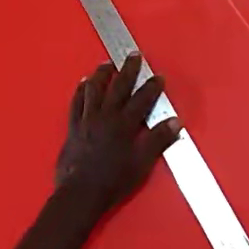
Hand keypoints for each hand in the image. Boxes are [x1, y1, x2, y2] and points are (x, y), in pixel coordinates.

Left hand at [51, 54, 181, 227]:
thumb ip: (158, 140)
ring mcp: (86, 120)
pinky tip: (83, 83)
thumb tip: (175, 123)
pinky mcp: (73, 127)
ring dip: (102, 74)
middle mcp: (104, 117)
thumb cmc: (113, 181)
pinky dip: (80, 90)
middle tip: (134, 55)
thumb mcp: (142, 163)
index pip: (142, 99)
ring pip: (94, 89)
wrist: (81, 193)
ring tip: (107, 63)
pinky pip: (76, 102)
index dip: (152, 87)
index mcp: (123, 125)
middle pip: (118, 87)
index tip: (159, 77)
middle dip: (128, 70)